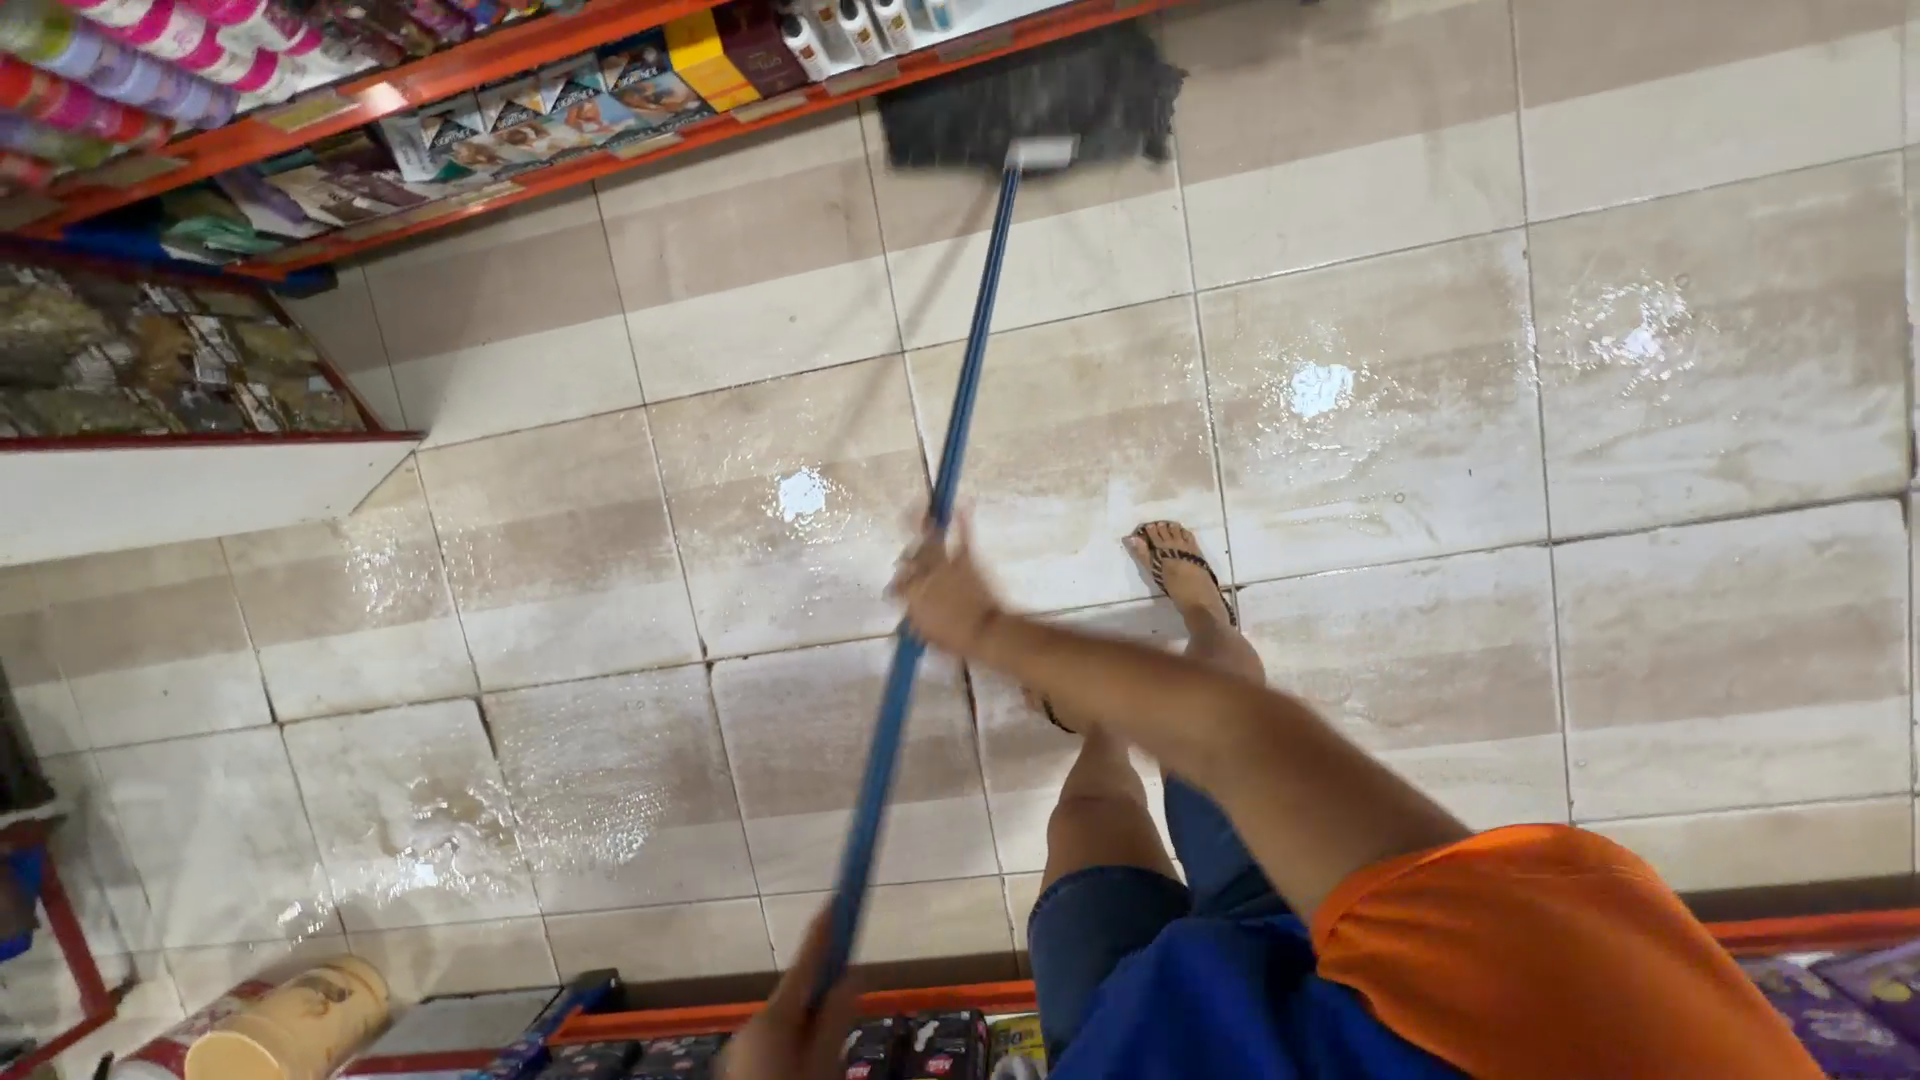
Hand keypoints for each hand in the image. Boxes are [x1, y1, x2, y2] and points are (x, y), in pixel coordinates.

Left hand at [718, 909, 861, 1079]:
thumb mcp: (820, 1066)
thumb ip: (835, 1020)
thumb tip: (853, 973)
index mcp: (771, 1018)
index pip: (805, 962)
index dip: (824, 929)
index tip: (838, 899)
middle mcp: (752, 1024)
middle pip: (800, 999)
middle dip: (826, 1003)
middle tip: (847, 1032)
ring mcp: (743, 1048)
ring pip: (792, 1026)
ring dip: (814, 1034)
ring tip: (828, 1066)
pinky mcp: (741, 1068)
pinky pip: (779, 1047)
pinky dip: (798, 1052)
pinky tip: (808, 1073)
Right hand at [888, 515, 1004, 656]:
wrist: (984, 632)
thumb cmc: (955, 640)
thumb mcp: (926, 635)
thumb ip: (915, 621)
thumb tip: (909, 617)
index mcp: (913, 595)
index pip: (897, 585)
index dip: (895, 587)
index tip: (895, 591)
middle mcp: (925, 575)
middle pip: (910, 559)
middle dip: (906, 558)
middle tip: (905, 559)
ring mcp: (946, 564)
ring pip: (930, 543)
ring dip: (922, 526)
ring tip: (916, 509)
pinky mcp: (967, 559)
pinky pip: (963, 536)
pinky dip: (963, 519)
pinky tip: (963, 504)